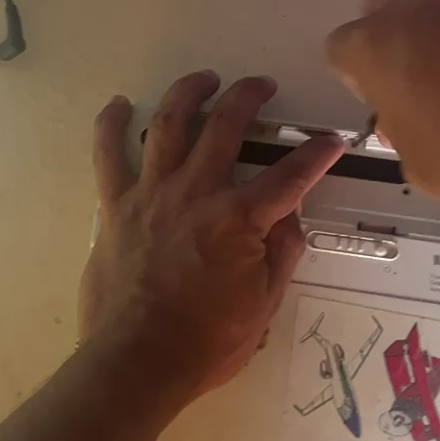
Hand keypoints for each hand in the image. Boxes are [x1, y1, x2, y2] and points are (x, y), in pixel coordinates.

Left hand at [80, 71, 344, 406]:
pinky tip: (120, 106)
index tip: (331, 139)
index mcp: (239, 219)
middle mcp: (196, 192)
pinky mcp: (116, 205)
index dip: (317, 153)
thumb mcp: (264, 305)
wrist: (138, 360)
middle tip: (260, 86)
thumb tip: (288, 216)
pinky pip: (108, 154)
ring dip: (189, 93)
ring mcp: (151, 193)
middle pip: (227, 126)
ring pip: (170, 124)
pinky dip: (112, 125)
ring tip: (203, 80)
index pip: (291, 176)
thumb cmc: (205, 342)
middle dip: (249, 96)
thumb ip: (281, 254)